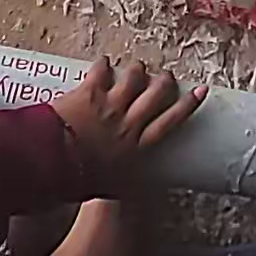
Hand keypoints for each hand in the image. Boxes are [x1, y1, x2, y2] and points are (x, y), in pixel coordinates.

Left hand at [51, 57, 206, 185]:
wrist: (54, 163)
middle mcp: (129, 122)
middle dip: (165, 81)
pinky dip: (104, 65)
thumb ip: (119, 185)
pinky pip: (102, 70)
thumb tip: (123, 193)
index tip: (201, 91)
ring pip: (134, 78)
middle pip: (157, 94)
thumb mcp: (109, 187)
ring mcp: (110, 104)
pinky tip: (104, 62)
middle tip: (167, 77)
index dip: (188, 104)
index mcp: (137, 146)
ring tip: (137, 69)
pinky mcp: (90, 92)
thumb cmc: (78, 180)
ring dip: (137, 71)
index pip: (171, 121)